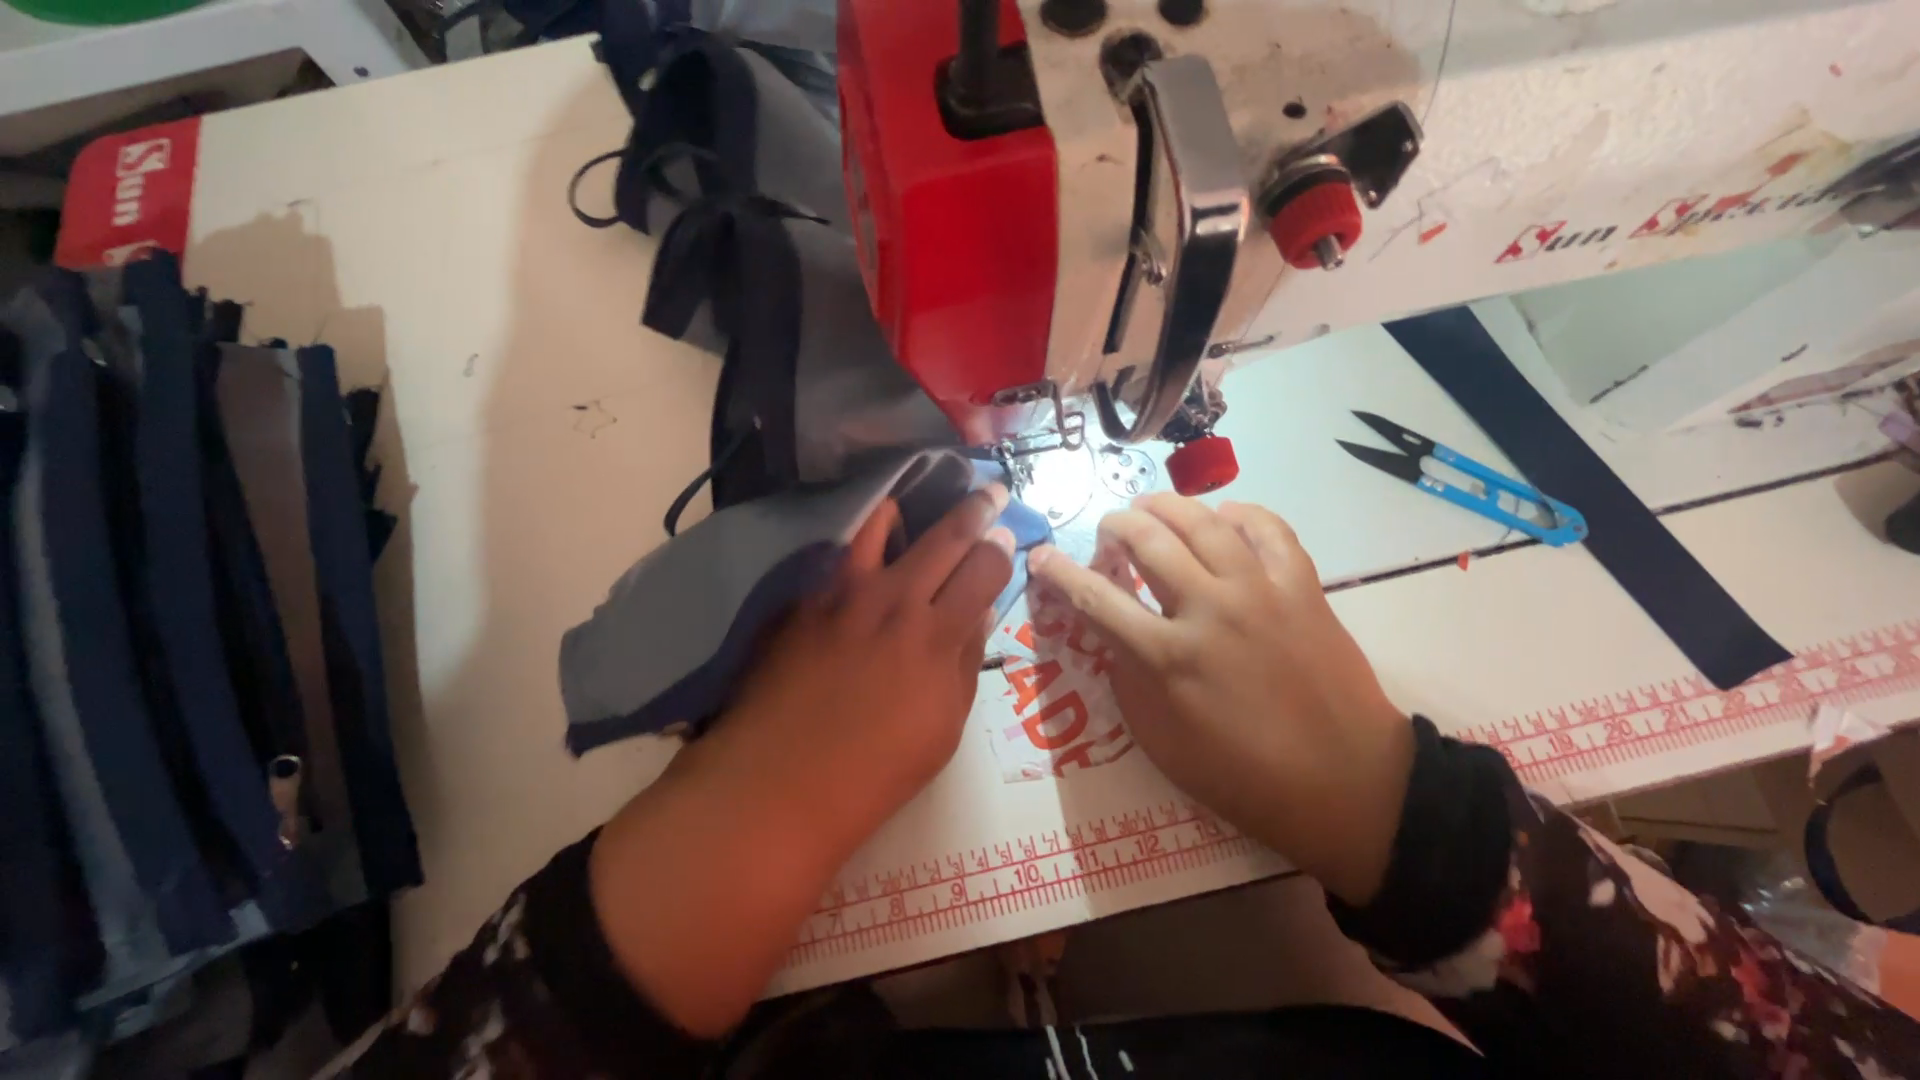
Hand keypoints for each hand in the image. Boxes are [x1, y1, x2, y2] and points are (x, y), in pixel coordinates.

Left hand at [702, 484, 1015, 843]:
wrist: (782, 780)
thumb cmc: (877, 770)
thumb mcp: (944, 728)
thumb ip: (964, 663)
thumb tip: (980, 614)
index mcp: (938, 635)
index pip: (984, 570)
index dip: (1000, 549)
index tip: (1005, 536)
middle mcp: (896, 600)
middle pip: (946, 537)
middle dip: (975, 510)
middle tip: (989, 493)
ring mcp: (845, 595)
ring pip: (882, 528)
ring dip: (907, 510)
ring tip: (912, 503)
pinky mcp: (806, 601)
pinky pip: (840, 555)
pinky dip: (861, 541)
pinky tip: (865, 544)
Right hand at [1027, 494, 1412, 905]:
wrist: (1343, 783)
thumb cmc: (1241, 774)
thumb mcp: (1160, 741)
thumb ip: (1129, 678)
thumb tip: (1113, 632)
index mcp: (1166, 657)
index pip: (1095, 598)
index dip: (1059, 572)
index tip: (1042, 556)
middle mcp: (1208, 610)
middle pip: (1147, 541)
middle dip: (1114, 526)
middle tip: (1106, 531)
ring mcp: (1259, 592)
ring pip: (1202, 522)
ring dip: (1166, 506)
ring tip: (1149, 506)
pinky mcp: (1303, 587)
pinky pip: (1270, 530)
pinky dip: (1241, 514)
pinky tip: (1224, 517)